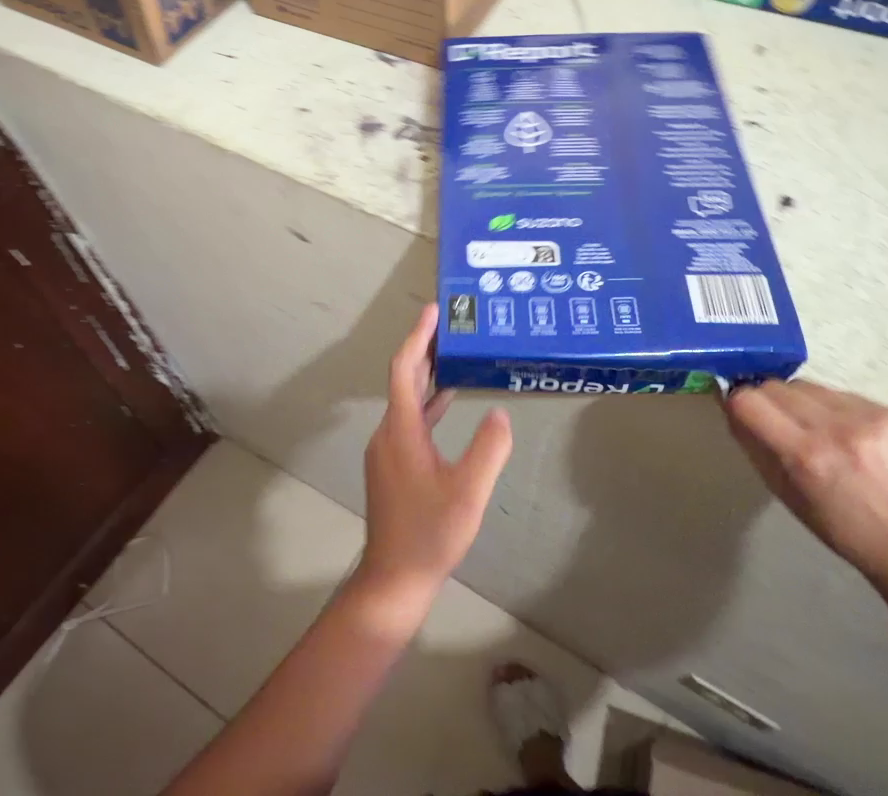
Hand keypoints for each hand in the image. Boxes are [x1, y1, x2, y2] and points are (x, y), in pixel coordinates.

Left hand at [359, 304, 513, 597]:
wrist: (395, 578)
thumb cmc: (430, 534)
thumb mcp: (469, 491)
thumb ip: (488, 449)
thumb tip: (500, 414)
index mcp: (400, 431)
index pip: (405, 369)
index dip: (418, 336)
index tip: (434, 310)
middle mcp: (387, 433)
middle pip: (404, 379)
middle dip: (426, 349)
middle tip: (453, 324)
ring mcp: (388, 450)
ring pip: (407, 401)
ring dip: (428, 376)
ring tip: (456, 353)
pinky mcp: (393, 465)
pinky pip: (410, 420)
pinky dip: (428, 403)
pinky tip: (448, 401)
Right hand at [723, 379, 887, 580]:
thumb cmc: (841, 528)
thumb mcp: (786, 495)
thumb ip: (755, 447)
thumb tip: (730, 408)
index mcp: (805, 455)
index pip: (749, 401)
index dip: (737, 403)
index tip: (741, 413)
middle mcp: (836, 428)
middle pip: (777, 387)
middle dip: (767, 401)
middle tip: (777, 424)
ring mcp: (870, 417)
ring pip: (810, 386)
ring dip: (801, 403)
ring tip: (817, 431)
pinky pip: (844, 395)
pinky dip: (835, 409)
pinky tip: (850, 436)